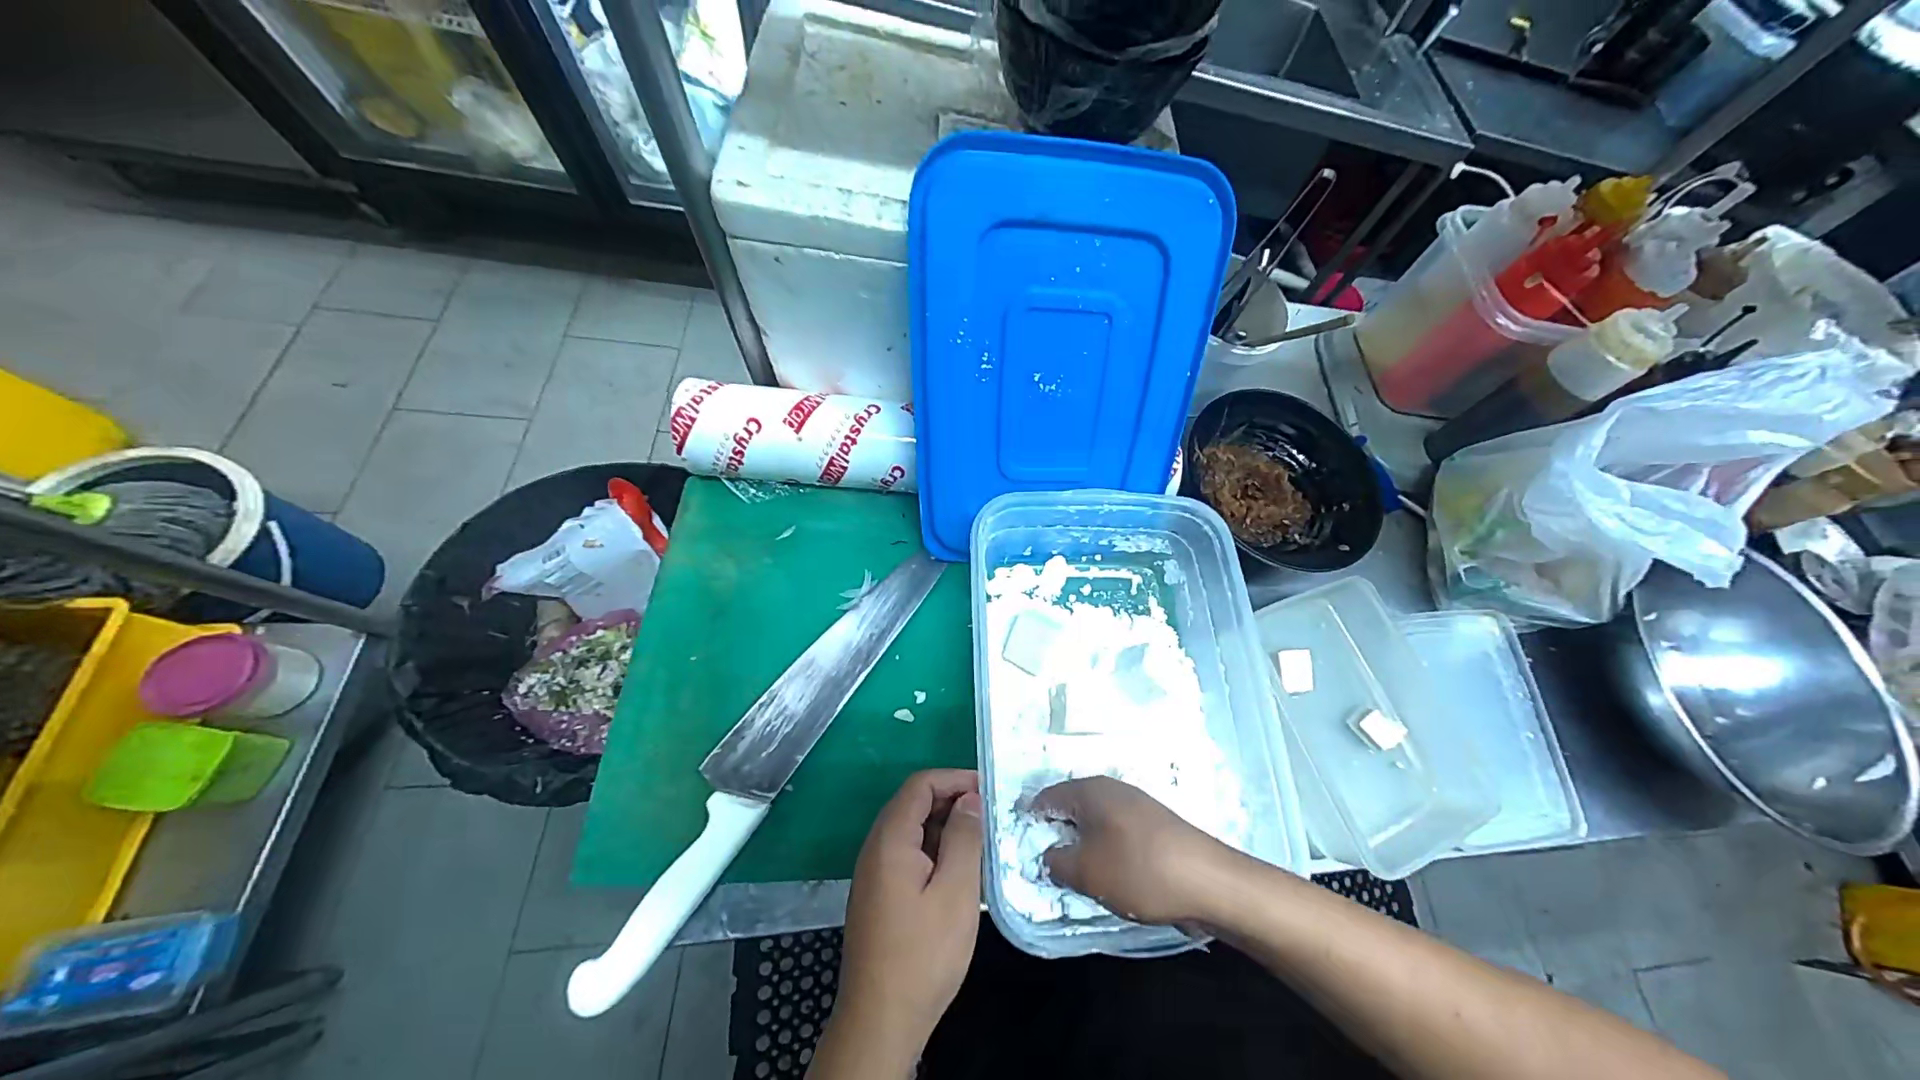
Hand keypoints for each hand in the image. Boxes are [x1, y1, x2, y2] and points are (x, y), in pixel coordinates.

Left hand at [828, 770, 982, 1063]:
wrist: (880, 1020)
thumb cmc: (923, 955)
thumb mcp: (956, 892)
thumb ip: (964, 839)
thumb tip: (971, 799)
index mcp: (890, 840)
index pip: (920, 784)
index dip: (955, 779)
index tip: (989, 791)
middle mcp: (875, 848)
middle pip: (913, 803)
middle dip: (953, 800)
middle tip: (991, 816)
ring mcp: (874, 872)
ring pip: (911, 830)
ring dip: (945, 826)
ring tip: (982, 841)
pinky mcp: (878, 894)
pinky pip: (907, 854)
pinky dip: (934, 849)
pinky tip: (959, 870)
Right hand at [1034, 776, 1240, 925]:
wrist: (1210, 882)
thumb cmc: (1138, 870)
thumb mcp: (1084, 872)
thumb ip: (1055, 862)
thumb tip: (1047, 856)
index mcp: (1089, 790)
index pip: (1045, 797)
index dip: (1029, 820)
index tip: (1020, 845)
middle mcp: (1110, 788)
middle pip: (1070, 807)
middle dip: (1055, 833)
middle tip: (1046, 863)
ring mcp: (1135, 804)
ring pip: (1094, 821)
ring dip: (1081, 844)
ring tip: (1077, 873)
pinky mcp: (1153, 824)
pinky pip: (1115, 831)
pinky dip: (1104, 848)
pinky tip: (1109, 873)